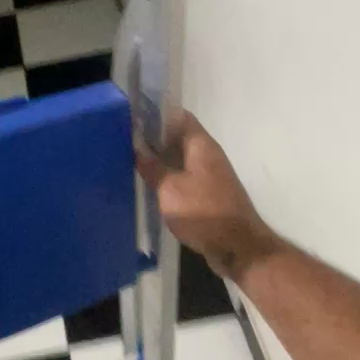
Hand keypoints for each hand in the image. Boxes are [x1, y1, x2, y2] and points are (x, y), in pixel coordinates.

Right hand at [138, 111, 283, 279]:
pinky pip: (183, 178)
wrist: (237, 247)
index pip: (178, 115)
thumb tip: (137, 149)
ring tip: (129, 161)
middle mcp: (207, 155)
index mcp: (201, 145)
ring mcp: (209, 176)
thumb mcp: (169, 189)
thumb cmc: (203, 212)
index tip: (132, 116)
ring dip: (159, 160)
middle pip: (177, 137)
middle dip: (152, 138)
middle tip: (122, 140)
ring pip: (179, 159)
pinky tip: (148, 186)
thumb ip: (152, 167)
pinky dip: (167, 179)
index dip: (155, 113)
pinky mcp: (207, 195)